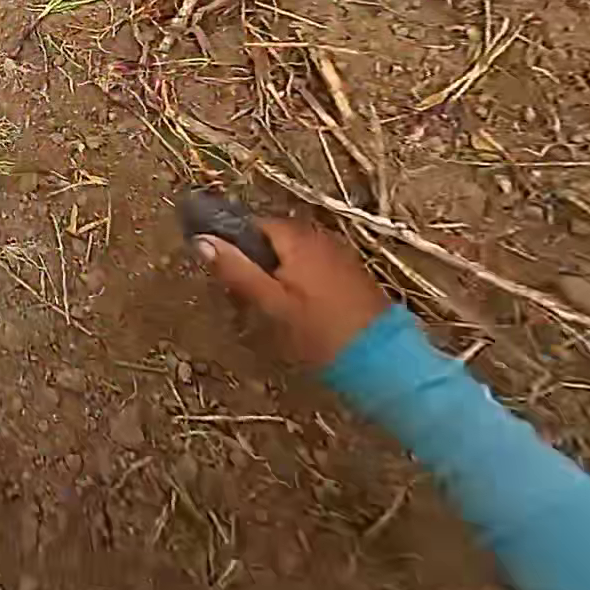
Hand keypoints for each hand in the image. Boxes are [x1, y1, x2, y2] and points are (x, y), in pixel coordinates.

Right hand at [194, 218, 388, 365]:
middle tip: (244, 291)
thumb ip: (235, 268)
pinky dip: (296, 278)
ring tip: (267, 302)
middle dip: (254, 258)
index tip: (224, 268)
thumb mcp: (270, 302)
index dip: (233, 243)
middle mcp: (320, 238)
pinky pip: (311, 265)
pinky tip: (294, 306)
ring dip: (275, 270)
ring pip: (291, 253)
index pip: (251, 224)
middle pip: (272, 237)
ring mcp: (339, 256)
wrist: (389, 365)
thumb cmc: (321, 331)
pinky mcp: (351, 276)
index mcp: (298, 238)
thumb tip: (200, 240)